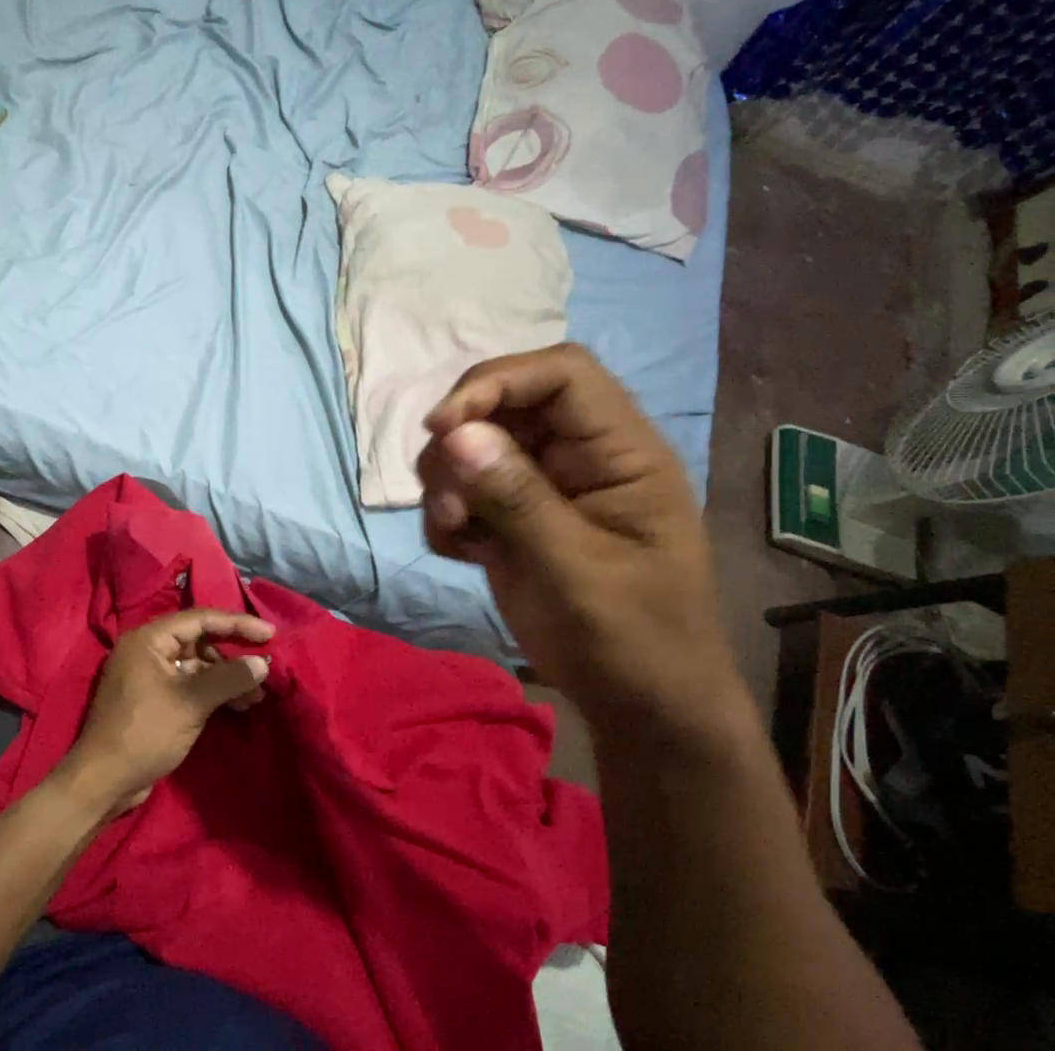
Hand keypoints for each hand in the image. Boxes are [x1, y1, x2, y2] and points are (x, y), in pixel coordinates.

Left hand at [56, 609, 274, 815]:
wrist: (105, 779)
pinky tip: (238, 705)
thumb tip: (262, 663)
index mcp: (147, 640)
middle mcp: (146, 651)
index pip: (199, 619)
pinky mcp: (154, 699)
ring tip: (257, 696)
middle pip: (198, 640)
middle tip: (267, 667)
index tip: (270, 633)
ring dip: (227, 677)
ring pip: (196, 665)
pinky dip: (213, 691)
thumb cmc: (145, 732)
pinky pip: (189, 684)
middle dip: (233, 654)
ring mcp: (149, 676)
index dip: (237, 623)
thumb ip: (228, 678)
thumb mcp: (190, 702)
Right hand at [415, 344, 741, 736]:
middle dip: (459, 443)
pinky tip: (462, 553)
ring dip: (446, 482)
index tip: (443, 427)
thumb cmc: (633, 637)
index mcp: (621, 453)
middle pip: (502, 406)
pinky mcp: (513, 523)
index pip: (560, 375)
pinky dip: (447, 517)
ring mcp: (543, 492)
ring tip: (455, 531)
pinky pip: (462, 493)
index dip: (496, 383)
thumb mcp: (575, 568)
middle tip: (447, 499)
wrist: (640, 707)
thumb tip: (454, 432)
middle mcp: (579, 459)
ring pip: (472, 449)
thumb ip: (516, 498)